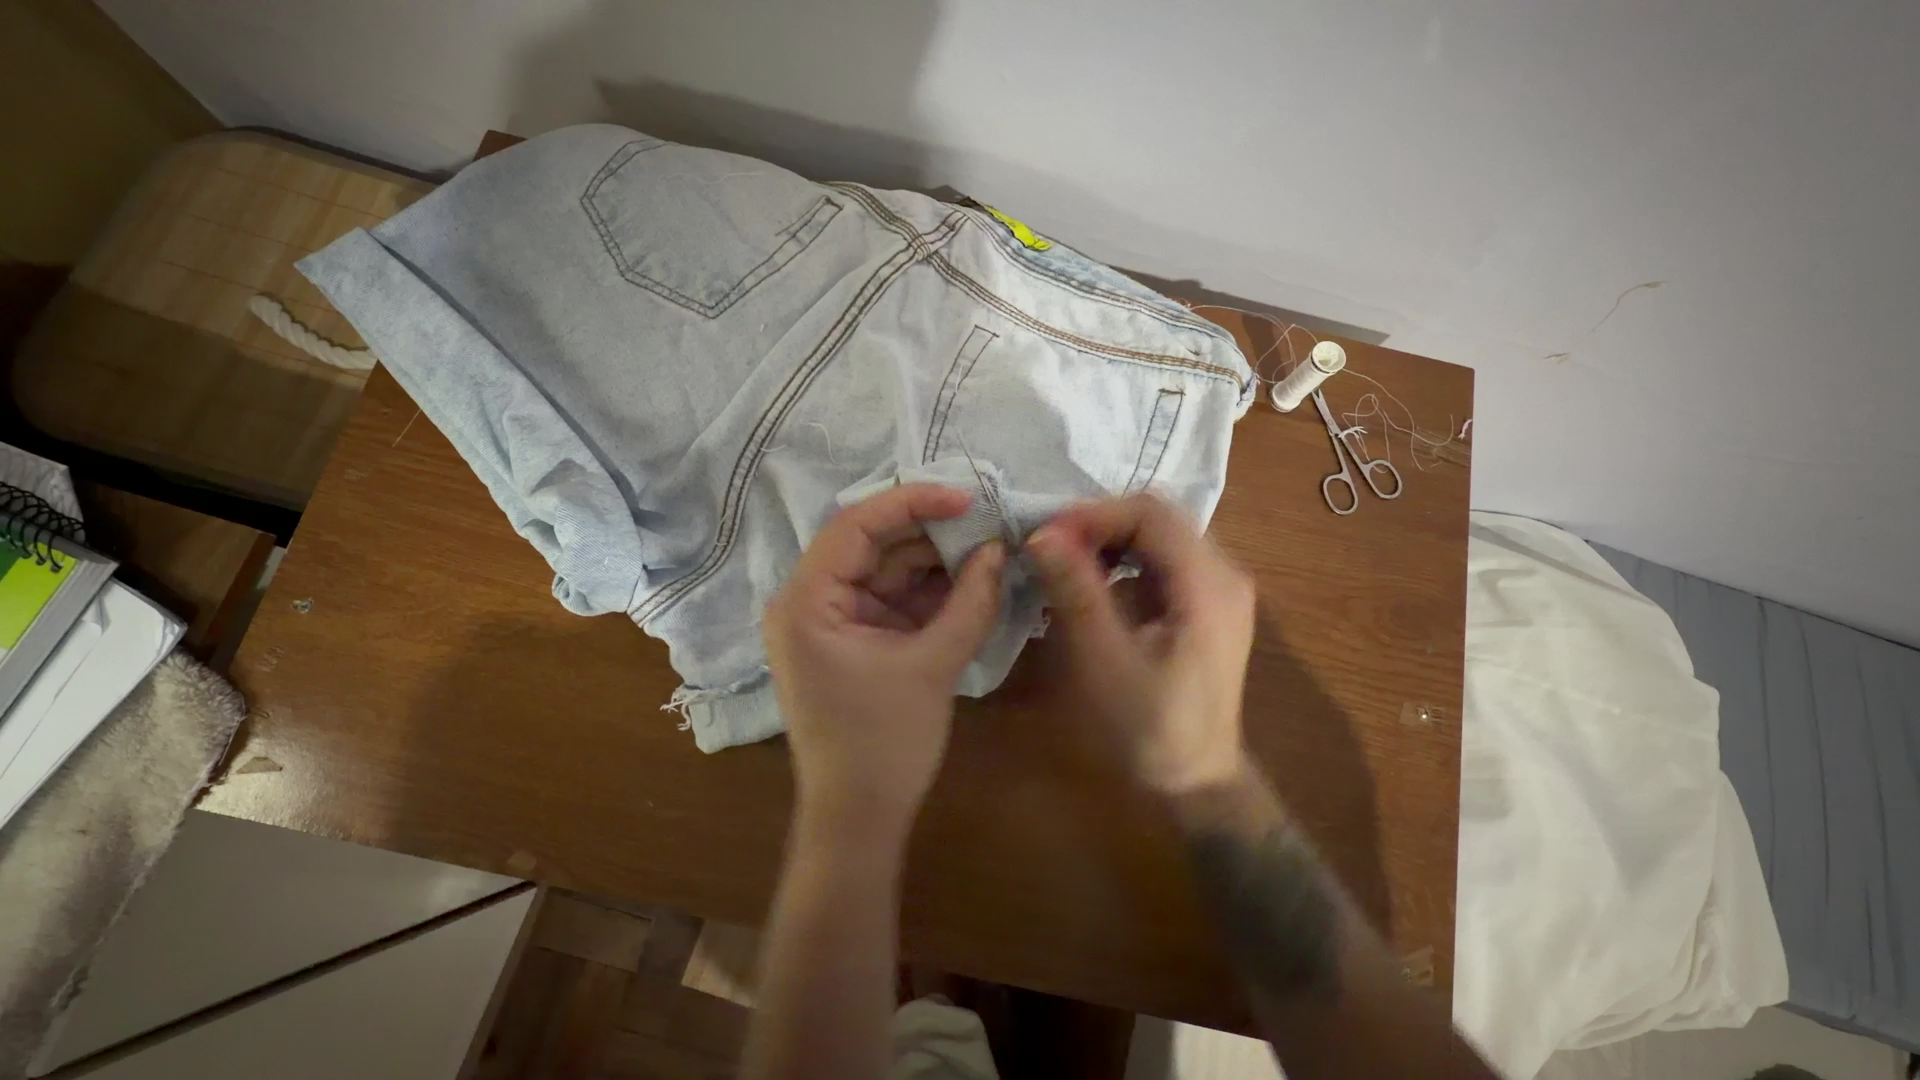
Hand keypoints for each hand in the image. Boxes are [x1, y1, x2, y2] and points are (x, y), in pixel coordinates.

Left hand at [763, 485, 1005, 840]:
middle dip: (930, 534)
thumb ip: (970, 602)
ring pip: (886, 571)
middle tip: (988, 524)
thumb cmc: (884, 744)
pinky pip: (892, 601)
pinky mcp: (853, 641)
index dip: (912, 503)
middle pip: (871, 545)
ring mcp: (831, 622)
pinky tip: (972, 581)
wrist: (860, 818)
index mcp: (807, 601)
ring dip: (935, 562)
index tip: (965, 498)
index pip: (855, 525)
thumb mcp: (932, 665)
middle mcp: (809, 601)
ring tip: (989, 550)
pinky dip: (930, 592)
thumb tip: (998, 550)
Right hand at [1026, 495, 1256, 798]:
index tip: (1045, 537)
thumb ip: (1076, 591)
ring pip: (1159, 536)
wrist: (1196, 782)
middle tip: (1049, 547)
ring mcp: (1219, 588)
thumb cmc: (1149, 727)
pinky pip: (1163, 561)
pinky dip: (1124, 561)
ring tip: (1064, 562)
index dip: (1094, 515)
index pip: (1151, 514)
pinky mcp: (1206, 604)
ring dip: (1109, 540)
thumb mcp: (1104, 660)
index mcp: (1208, 584)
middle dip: (1099, 524)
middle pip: (1158, 518)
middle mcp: (1224, 573)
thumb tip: (1041, 534)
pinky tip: (1093, 583)